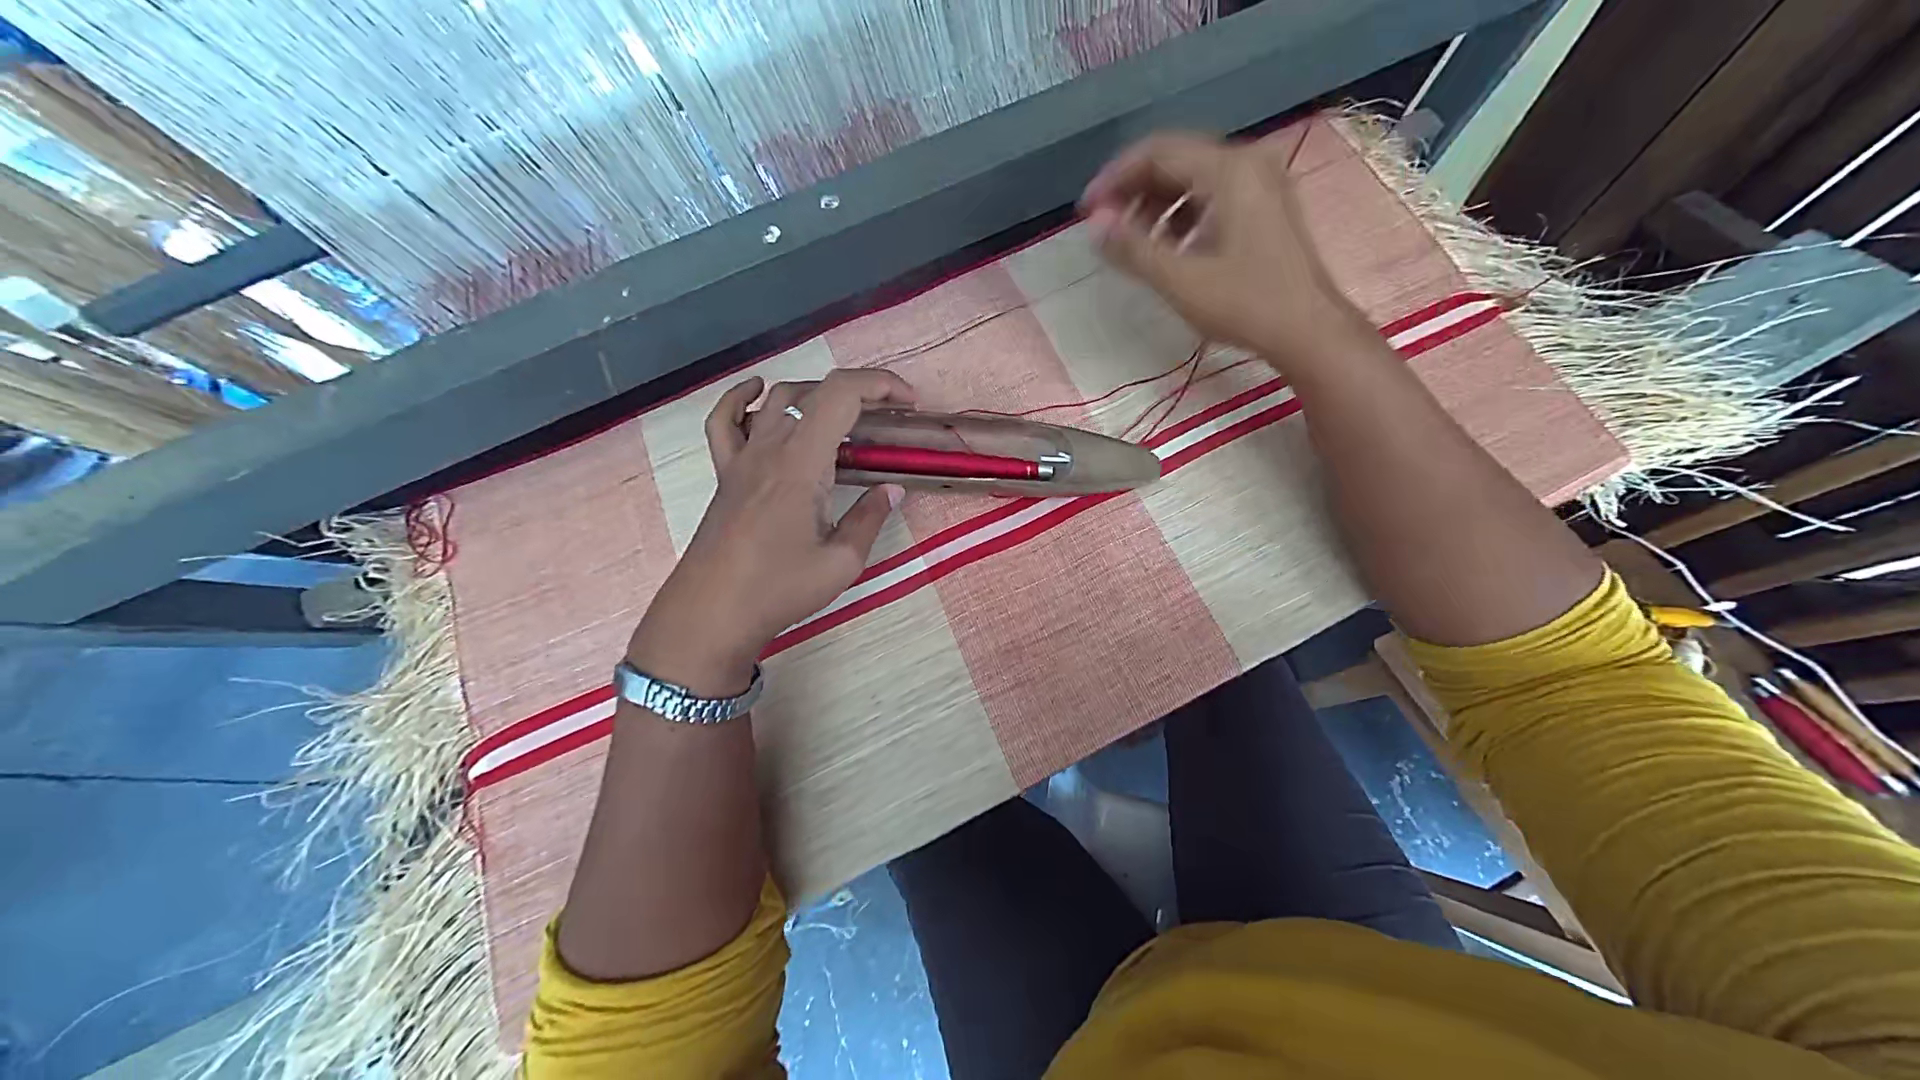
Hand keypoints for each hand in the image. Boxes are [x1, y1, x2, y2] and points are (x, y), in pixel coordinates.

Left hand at [627, 370, 914, 696]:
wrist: (712, 612)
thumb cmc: (778, 589)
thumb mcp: (841, 562)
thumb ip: (869, 519)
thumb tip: (892, 491)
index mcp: (801, 463)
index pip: (841, 395)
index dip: (880, 385)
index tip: (909, 403)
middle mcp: (769, 448)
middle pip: (814, 391)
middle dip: (860, 392)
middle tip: (889, 418)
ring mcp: (741, 457)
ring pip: (776, 399)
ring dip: (816, 394)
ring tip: (844, 413)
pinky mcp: (725, 473)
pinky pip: (725, 421)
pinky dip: (741, 398)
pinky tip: (757, 392)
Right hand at [1080, 131, 1367, 365]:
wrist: (1309, 331)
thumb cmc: (1246, 304)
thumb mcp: (1180, 280)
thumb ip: (1133, 249)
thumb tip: (1094, 224)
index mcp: (1228, 170)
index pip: (1157, 152)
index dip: (1115, 178)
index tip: (1087, 211)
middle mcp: (1248, 163)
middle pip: (1176, 160)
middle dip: (1134, 190)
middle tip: (1104, 225)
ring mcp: (1262, 184)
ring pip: (1194, 179)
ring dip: (1155, 204)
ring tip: (1131, 241)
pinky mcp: (1266, 208)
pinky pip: (1213, 196)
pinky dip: (1182, 215)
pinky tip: (1167, 248)